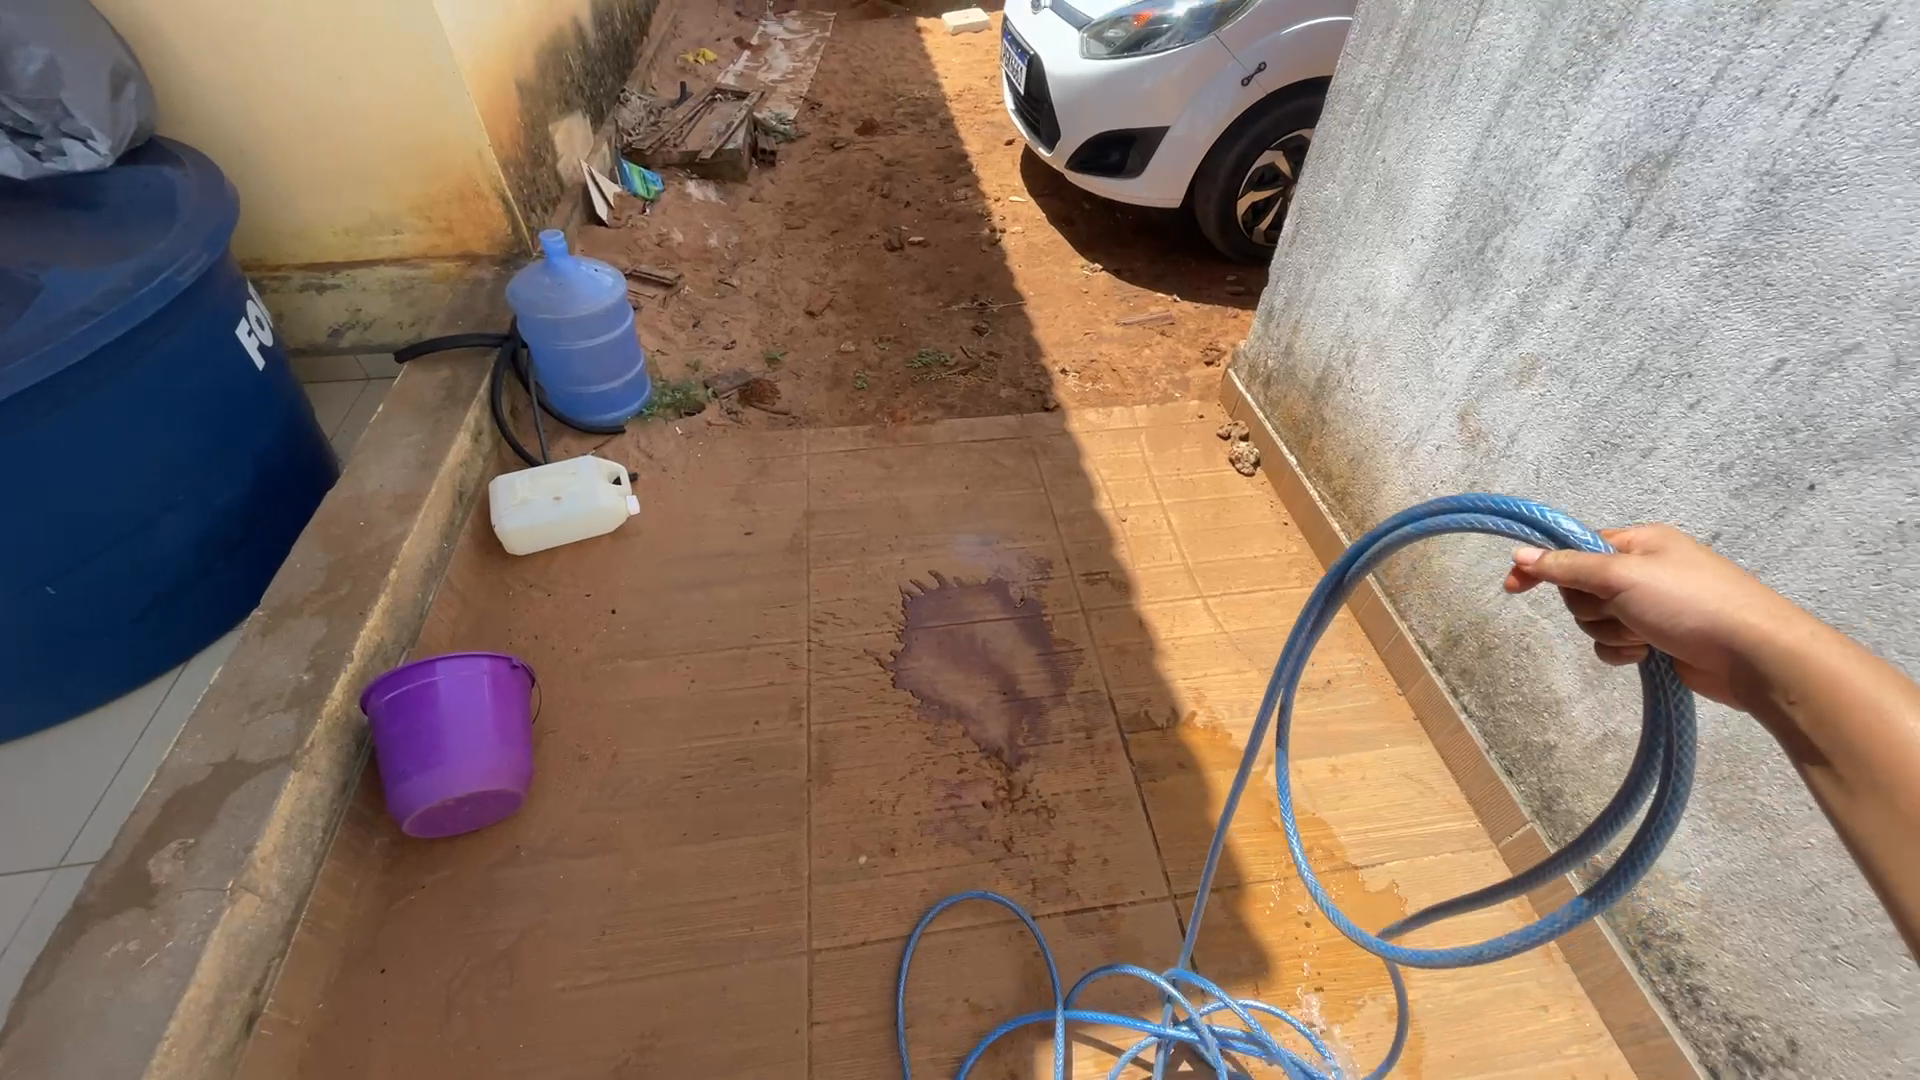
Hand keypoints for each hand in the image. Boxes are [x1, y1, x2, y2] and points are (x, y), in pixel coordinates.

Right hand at [1504, 524, 1810, 711]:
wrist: (1758, 658)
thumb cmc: (1690, 603)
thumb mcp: (1620, 576)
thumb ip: (1565, 566)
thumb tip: (1518, 554)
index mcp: (1638, 543)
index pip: (1572, 549)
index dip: (1543, 567)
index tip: (1512, 586)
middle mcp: (1642, 571)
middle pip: (1578, 588)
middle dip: (1591, 606)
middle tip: (1620, 611)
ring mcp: (1649, 605)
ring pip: (1593, 619)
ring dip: (1609, 631)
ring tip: (1644, 635)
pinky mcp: (1656, 638)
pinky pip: (1611, 643)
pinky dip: (1621, 650)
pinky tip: (1646, 653)